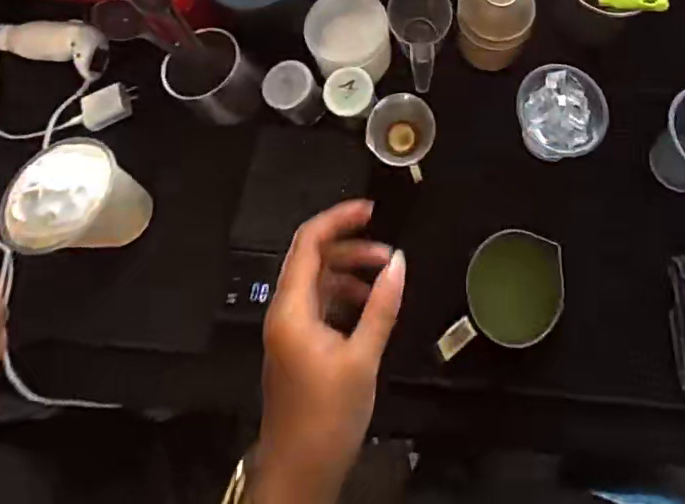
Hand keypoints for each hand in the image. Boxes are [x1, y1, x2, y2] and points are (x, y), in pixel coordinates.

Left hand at [250, 200, 404, 503]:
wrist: (299, 475)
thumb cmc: (325, 421)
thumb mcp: (362, 358)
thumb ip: (382, 305)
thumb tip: (399, 262)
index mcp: (291, 310)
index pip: (307, 242)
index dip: (338, 218)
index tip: (368, 210)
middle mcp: (285, 313)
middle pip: (313, 257)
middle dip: (351, 246)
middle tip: (387, 251)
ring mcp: (291, 329)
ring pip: (319, 279)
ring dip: (351, 270)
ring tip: (385, 276)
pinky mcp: (299, 344)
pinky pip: (321, 301)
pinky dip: (346, 292)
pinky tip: (371, 303)